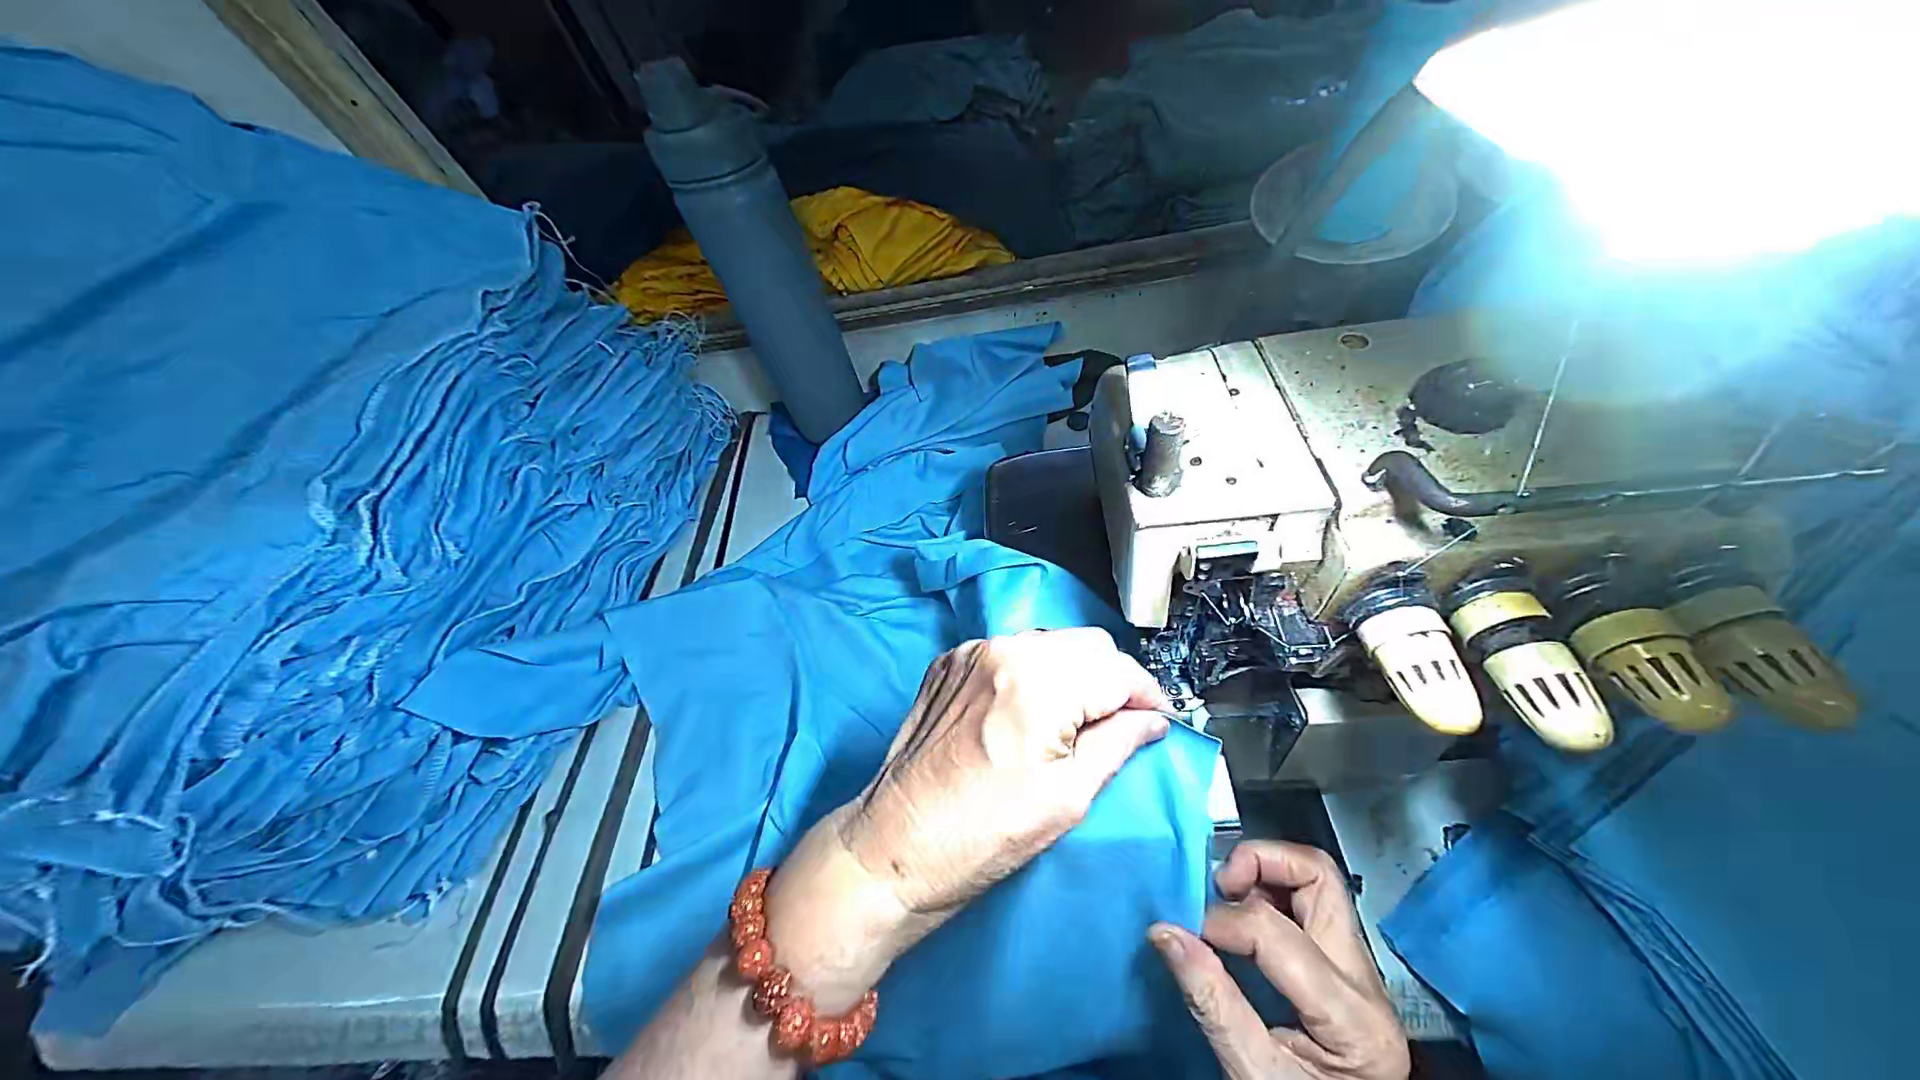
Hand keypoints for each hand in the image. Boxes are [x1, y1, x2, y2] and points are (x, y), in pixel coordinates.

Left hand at [762, 630, 1171, 1010]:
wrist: (895, 844)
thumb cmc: (981, 835)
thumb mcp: (1067, 799)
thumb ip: (1116, 746)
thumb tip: (1150, 722)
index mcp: (1038, 682)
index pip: (1119, 669)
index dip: (1148, 696)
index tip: (1157, 720)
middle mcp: (1003, 651)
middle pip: (1087, 645)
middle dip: (1113, 680)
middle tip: (1120, 723)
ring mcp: (970, 654)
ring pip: (1049, 643)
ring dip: (1074, 673)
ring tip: (1075, 720)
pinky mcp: (948, 665)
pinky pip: (1010, 652)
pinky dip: (1032, 673)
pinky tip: (1030, 711)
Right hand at [1150, 841, 1409, 1079]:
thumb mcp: (1254, 1076)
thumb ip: (1212, 1003)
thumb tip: (1165, 933)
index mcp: (1353, 1020)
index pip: (1273, 932)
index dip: (1218, 922)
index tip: (1183, 935)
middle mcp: (1367, 983)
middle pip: (1319, 877)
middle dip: (1258, 862)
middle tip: (1217, 884)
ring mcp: (1360, 971)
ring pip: (1318, 880)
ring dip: (1265, 872)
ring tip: (1226, 896)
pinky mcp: (1344, 967)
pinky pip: (1311, 902)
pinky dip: (1269, 892)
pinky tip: (1240, 915)